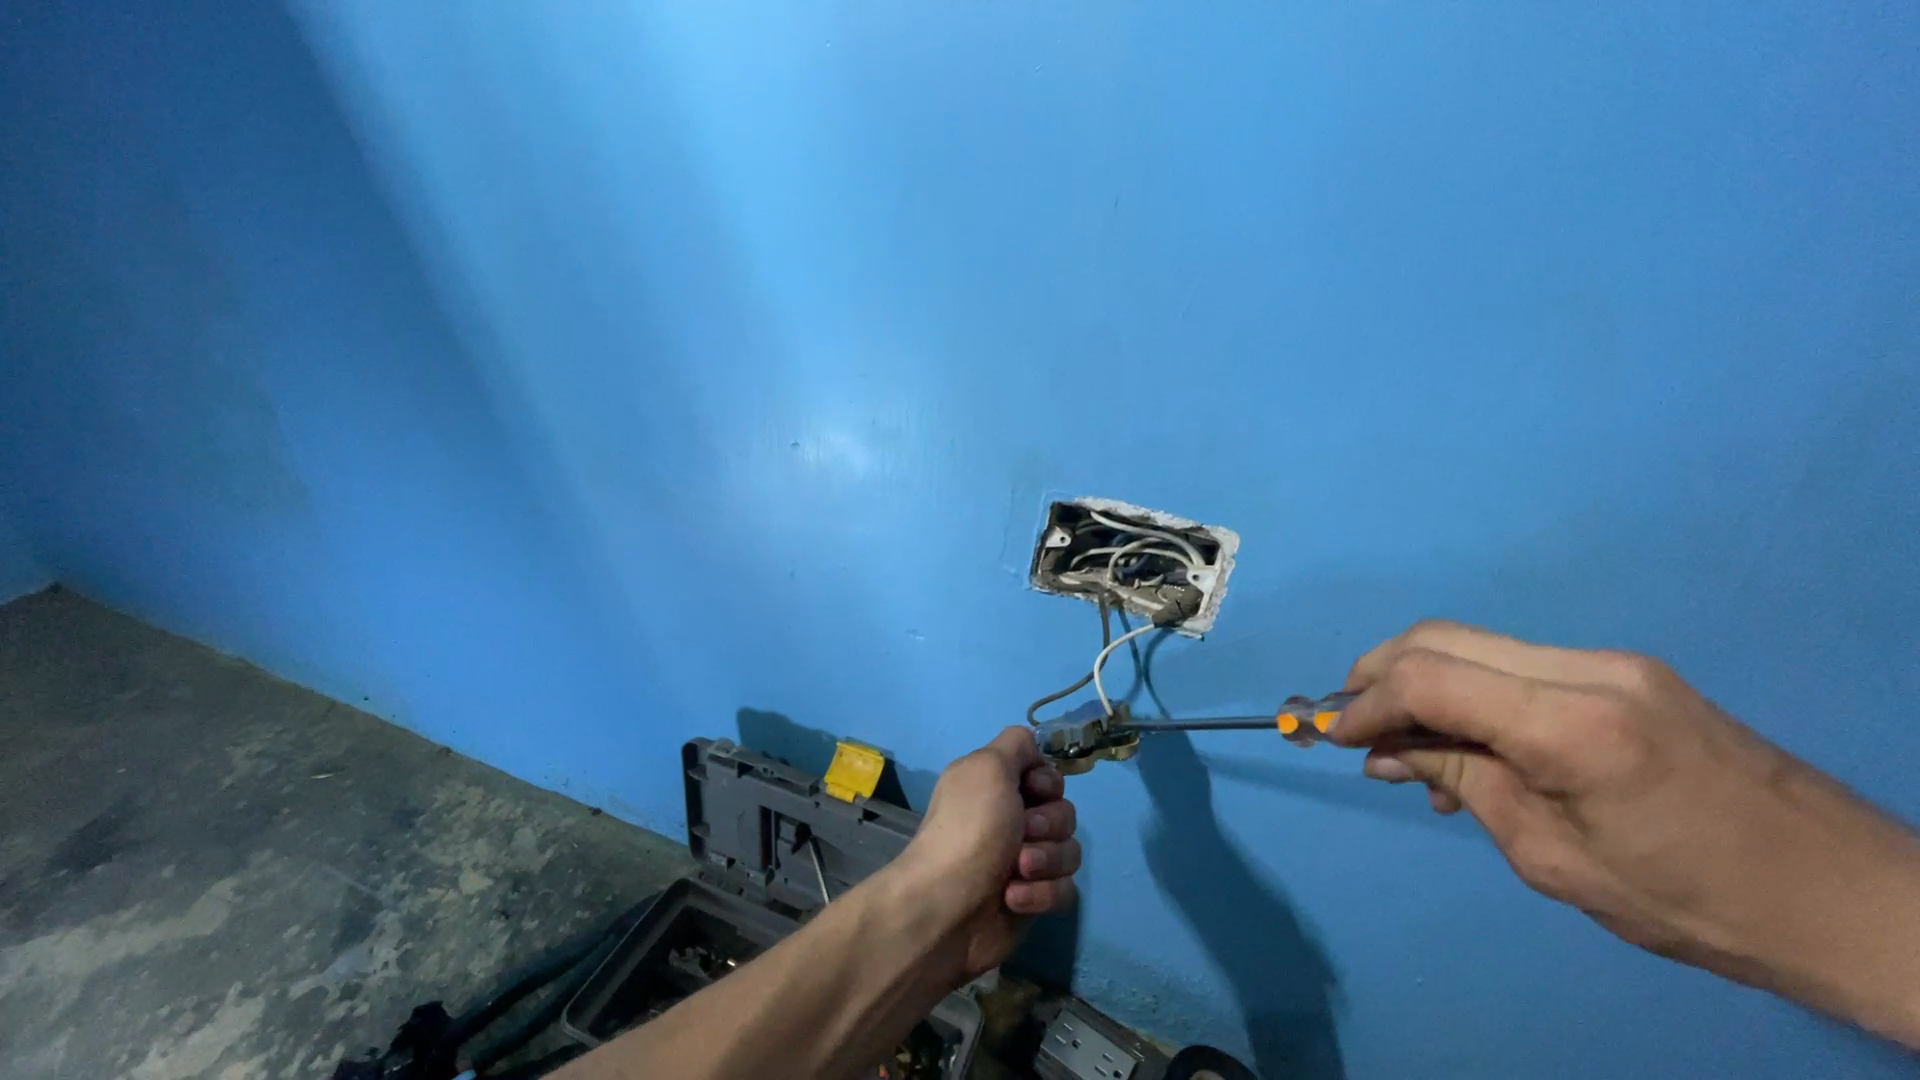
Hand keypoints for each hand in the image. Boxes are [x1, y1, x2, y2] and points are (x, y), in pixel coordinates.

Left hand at [889, 726, 1080, 979]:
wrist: (949, 909)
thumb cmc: (969, 831)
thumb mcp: (988, 766)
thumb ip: (1016, 744)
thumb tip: (1034, 746)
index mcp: (996, 786)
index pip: (1046, 773)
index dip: (1048, 782)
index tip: (1033, 791)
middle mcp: (1010, 819)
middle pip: (1064, 811)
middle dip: (1049, 824)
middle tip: (1021, 834)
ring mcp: (1024, 861)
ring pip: (1069, 851)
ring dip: (1046, 861)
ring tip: (1016, 872)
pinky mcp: (1033, 898)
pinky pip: (1064, 889)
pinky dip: (1041, 893)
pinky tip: (1014, 899)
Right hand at [1331, 620, 1919, 1044]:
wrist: (1848, 897)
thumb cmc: (1689, 898)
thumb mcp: (1549, 854)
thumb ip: (1461, 781)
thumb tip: (1385, 750)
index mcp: (1570, 723)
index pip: (1429, 678)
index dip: (1365, 702)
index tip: (1331, 734)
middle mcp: (1587, 669)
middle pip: (1442, 638)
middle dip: (1379, 673)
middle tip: (1350, 724)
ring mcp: (1612, 662)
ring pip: (1475, 644)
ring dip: (1422, 683)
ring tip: (1406, 750)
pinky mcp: (1626, 673)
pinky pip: (1516, 665)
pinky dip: (1469, 691)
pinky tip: (1466, 747)